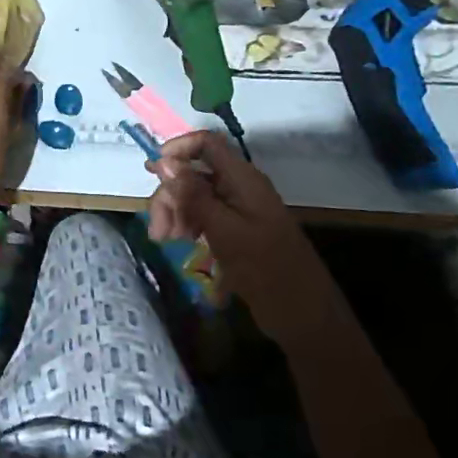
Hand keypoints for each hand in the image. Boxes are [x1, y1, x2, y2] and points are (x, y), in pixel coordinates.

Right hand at [146, 131, 334, 346]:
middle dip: (170, 194)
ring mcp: (238, 209)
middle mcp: (239, 187)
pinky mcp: (236, 230)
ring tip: (165, 239)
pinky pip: (205, 214)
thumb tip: (164, 161)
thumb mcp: (223, 229)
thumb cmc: (265, 268)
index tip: (153, 171)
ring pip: (196, 195)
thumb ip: (193, 194)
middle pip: (195, 172)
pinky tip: (180, 240)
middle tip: (157, 229)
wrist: (303, 314)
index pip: (206, 143)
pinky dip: (188, 223)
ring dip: (175, 211)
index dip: (178, 148)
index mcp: (242, 178)